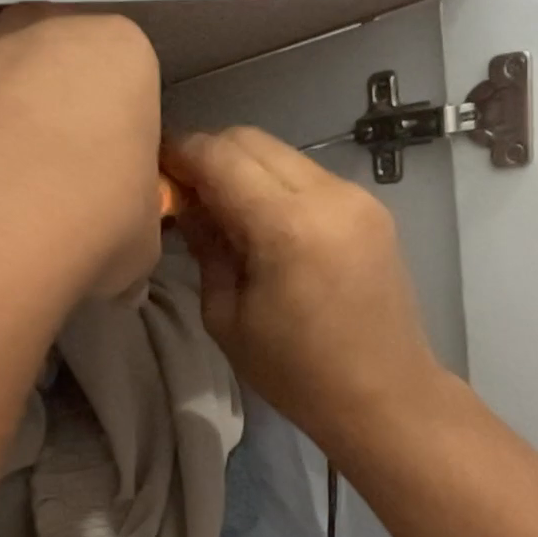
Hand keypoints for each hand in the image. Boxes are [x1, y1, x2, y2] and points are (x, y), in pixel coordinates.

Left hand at [0, 5, 163, 298]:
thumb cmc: (88, 224)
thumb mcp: (142, 241)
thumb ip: (135, 225)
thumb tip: (120, 250)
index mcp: (121, 50)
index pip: (132, 92)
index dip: (123, 146)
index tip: (110, 191)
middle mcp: (45, 25)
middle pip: (62, 74)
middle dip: (62, 125)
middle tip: (57, 193)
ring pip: (1, 87)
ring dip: (4, 131)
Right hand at [165, 127, 445, 448]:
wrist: (385, 396)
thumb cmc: (296, 374)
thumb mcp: (227, 318)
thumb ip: (206, 247)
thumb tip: (187, 204)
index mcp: (287, 226)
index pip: (219, 156)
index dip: (179, 153)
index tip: (152, 167)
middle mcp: (328, 195)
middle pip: (251, 140)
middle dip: (208, 155)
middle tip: (182, 191)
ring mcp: (356, 197)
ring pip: (282, 154)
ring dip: (242, 168)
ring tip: (220, 209)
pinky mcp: (372, 209)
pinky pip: (309, 177)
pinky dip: (275, 185)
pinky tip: (261, 222)